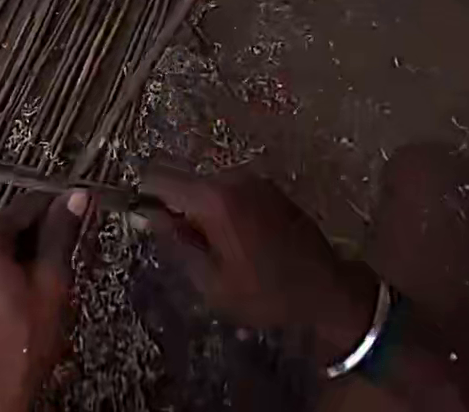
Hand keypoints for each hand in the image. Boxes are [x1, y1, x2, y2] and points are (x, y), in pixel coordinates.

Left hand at [0, 190, 87, 410]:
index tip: (87, 211)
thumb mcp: (52, 278)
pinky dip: (26, 262)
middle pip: (22, 219)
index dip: (63, 207)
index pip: (33, 202)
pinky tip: (43, 283)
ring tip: (61, 271)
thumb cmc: (22, 338)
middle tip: (77, 247)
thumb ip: (63, 232)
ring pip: (16, 238)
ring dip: (41, 248)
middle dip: (51, 231)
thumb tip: (78, 197)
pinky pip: (5, 256)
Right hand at [140, 166, 378, 367]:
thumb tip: (145, 215)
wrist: (328, 290)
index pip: (158, 175)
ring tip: (216, 244)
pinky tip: (237, 236)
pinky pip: (228, 186)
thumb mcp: (212, 282)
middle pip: (182, 176)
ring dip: (199, 206)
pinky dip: (221, 205)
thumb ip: (175, 243)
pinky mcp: (265, 183)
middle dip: (173, 203)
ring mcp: (250, 176)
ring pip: (204, 183)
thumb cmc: (265, 293)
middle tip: (184, 241)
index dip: (142, 192)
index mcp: (212, 198)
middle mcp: (229, 176)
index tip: (140, 215)